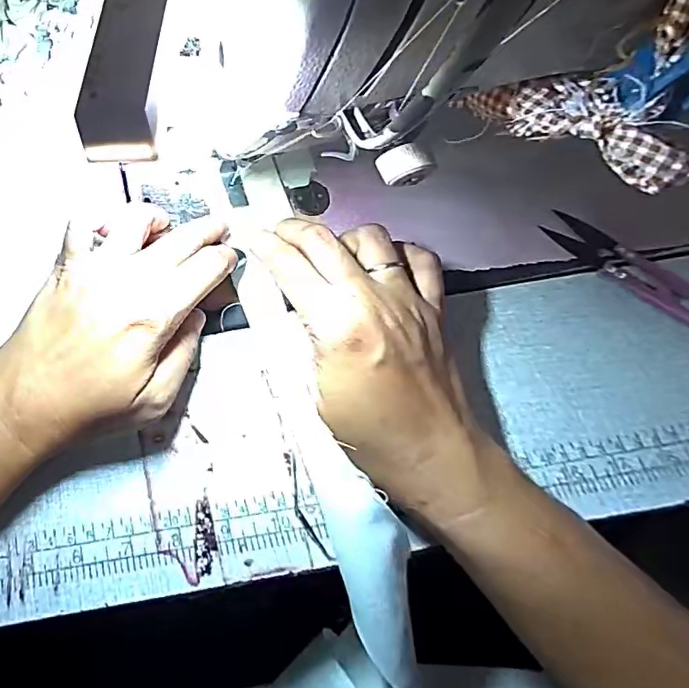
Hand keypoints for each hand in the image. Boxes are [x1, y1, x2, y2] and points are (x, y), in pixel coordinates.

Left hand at [0, 204, 238, 460]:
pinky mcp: (65, 266)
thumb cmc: (87, 406)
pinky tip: (111, 229)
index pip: (204, 267)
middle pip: (178, 237)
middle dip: (205, 229)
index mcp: (153, 314)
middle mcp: (124, 281)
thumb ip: (184, 352)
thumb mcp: (154, 399)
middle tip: (216, 229)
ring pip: (132, 218)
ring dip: (156, 217)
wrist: (27, 398)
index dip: (224, 259)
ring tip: (165, 226)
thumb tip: (196, 316)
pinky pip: (81, 223)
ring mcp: (91, 268)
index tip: (229, 258)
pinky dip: (99, 217)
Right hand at [246, 218, 511, 526]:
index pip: (290, 265)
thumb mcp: (311, 389)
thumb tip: (283, 306)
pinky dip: (396, 251)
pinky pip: (419, 258)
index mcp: (338, 325)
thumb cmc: (371, 434)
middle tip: (276, 232)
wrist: (437, 458)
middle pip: (323, 240)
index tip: (251, 237)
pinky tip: (379, 262)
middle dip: (291, 229)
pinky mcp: (434, 308)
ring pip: (370, 237)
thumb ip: (297, 338)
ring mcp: (408, 300)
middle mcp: (374, 302)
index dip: (264, 245)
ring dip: (340, 237)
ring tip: (327, 250)